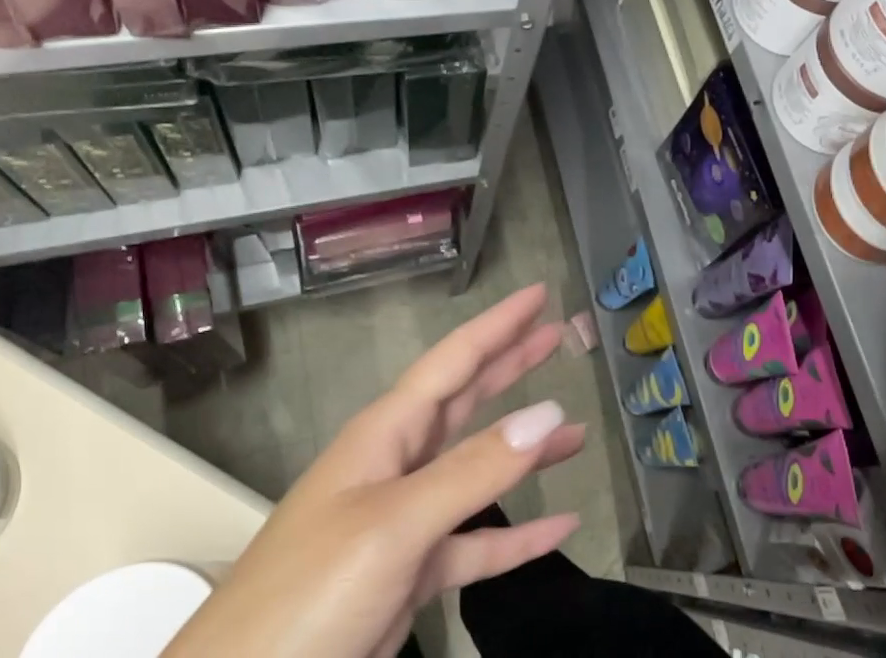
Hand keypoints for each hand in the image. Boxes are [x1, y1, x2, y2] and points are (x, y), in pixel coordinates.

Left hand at [164, 284, 586, 657]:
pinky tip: (559, 528)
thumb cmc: (308, 591)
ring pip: (477, 474)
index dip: (497, 326)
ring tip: (577, 434)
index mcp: (383, 436)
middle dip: (509, 368)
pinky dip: (519, 535)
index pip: (452, 362)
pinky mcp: (410, 574)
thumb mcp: (393, 523)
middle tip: (556, 336)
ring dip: (525, 454)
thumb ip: (472, 469)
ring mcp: (402, 523)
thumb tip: (548, 412)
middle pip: (464, 403)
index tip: (539, 294)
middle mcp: (395, 467)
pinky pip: (477, 543)